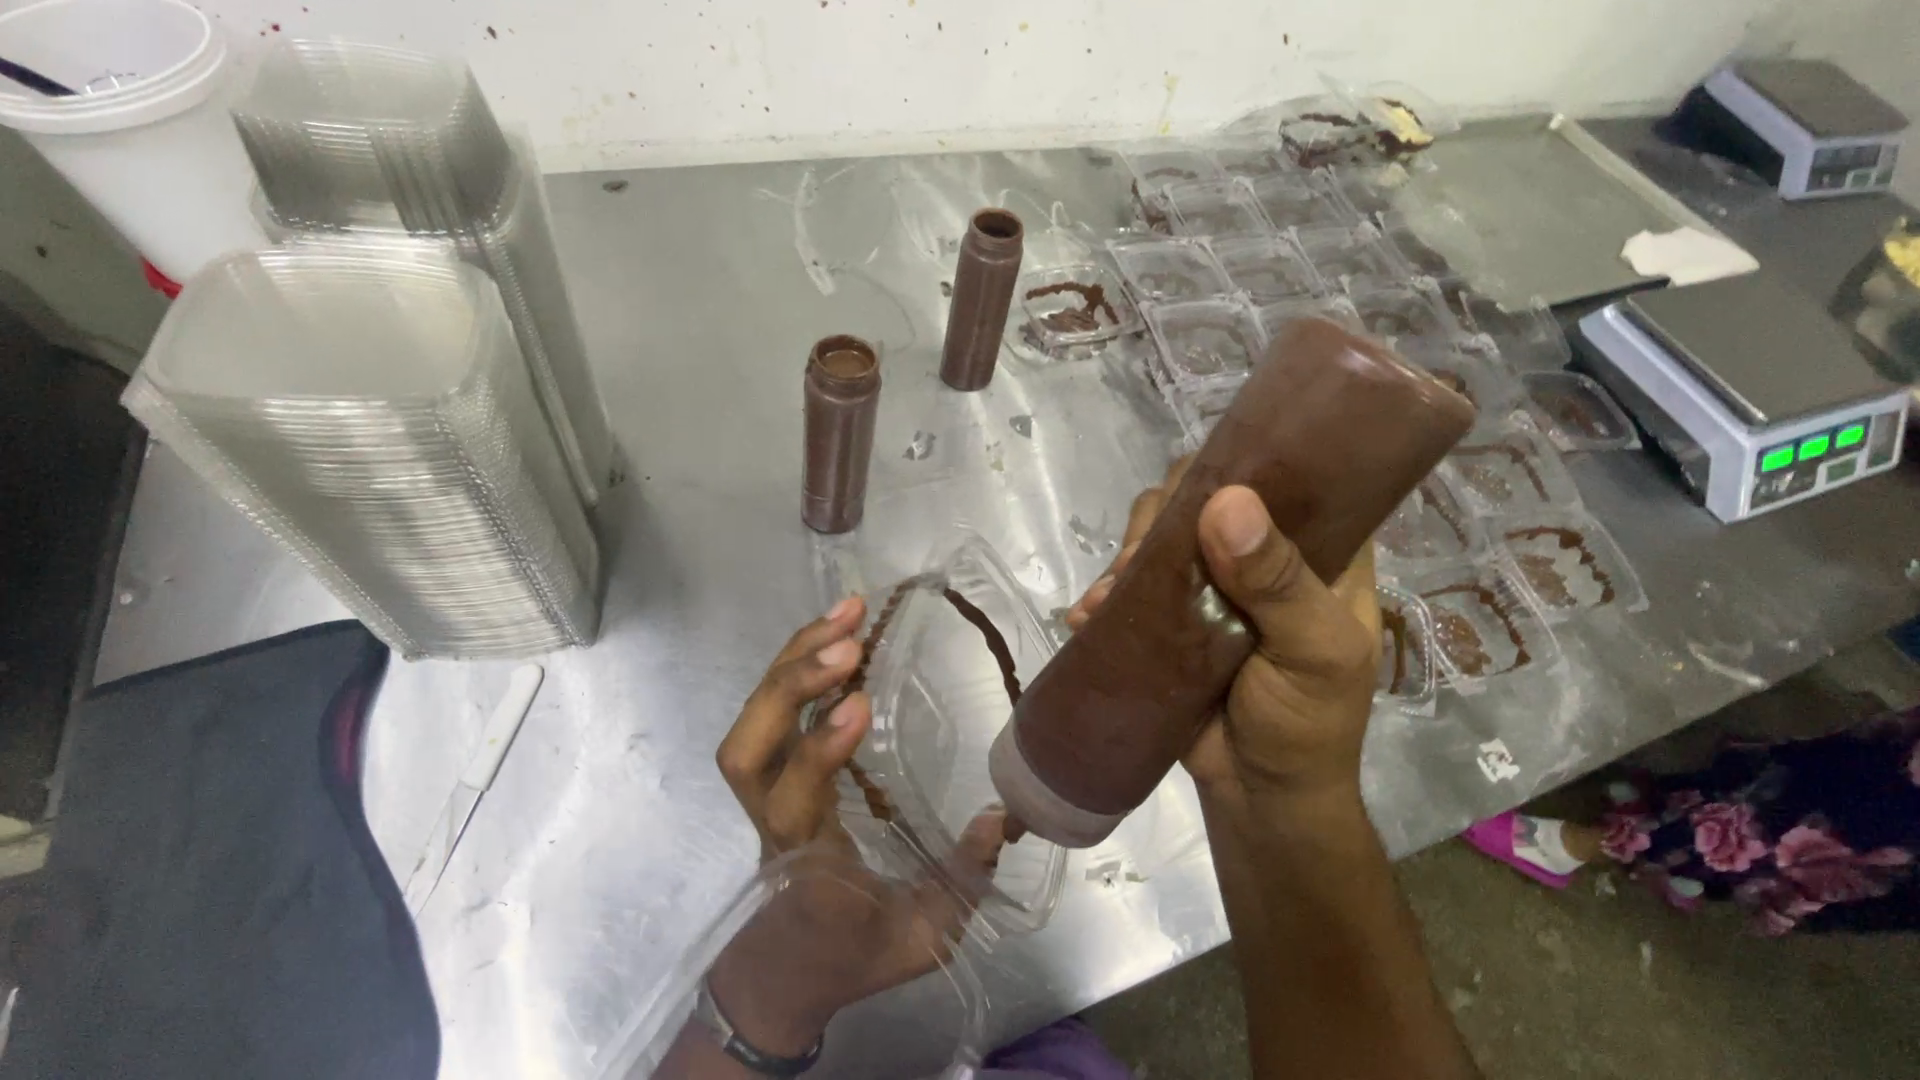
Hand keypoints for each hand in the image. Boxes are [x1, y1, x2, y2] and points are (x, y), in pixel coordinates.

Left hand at [705, 599, 1005, 1054]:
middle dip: (789, 687)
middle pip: (747, 751)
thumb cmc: (856, 957)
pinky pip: (768, 715)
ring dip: (791, 661)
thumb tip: (996, 816)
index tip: (859, 702)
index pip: (794, 803)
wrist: (785, 971)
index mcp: (808, 868)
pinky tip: (834, 632)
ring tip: (847, 612)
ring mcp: (765, 794)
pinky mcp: (774, 772)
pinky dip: (794, 665)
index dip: (818, 751)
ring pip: (750, 725)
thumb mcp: (925, 938)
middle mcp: (773, 822)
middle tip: (848, 640)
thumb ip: (963, 884)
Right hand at [1068, 464, 1379, 811]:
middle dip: (1161, 521)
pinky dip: (1104, 593)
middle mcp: (1261, 555)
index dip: (1237, 468)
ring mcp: (1210, 584)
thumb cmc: (1306, 725)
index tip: (1196, 491)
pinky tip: (1085, 617)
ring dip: (1125, 556)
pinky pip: (1130, 584)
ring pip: (1160, 535)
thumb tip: (1226, 503)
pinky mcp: (1169, 616)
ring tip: (1107, 598)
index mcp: (1320, 551)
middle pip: (1203, 497)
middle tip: (1139, 563)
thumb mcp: (1313, 652)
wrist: (1258, 796)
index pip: (1282, 477)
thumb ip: (1278, 582)